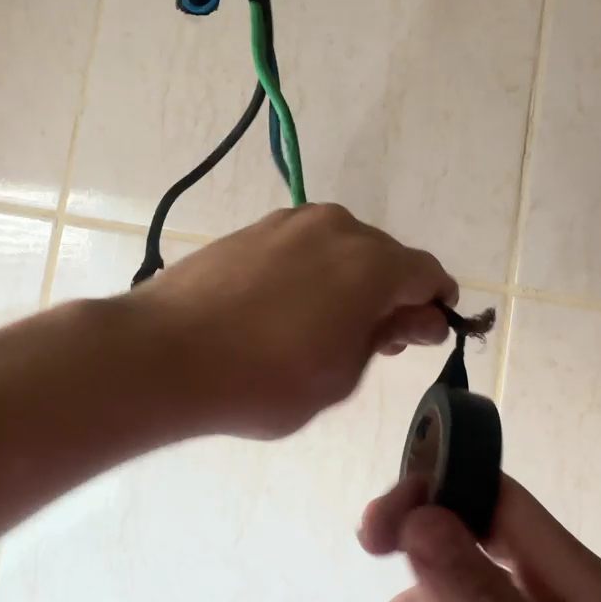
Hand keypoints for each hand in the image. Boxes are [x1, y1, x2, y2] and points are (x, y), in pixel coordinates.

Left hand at [131, 203, 456, 438]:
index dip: (435, 306)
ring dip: (349, 280)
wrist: (165, 352)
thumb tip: (417, 315)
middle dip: (391, 294)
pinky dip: (312, 272)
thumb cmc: (264, 379)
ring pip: (342, 248)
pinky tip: (285, 310)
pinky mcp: (252, 229)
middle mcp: (336, 227)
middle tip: (372, 344)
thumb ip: (386, 336)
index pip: (427, 274)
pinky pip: (303, 246)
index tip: (421, 337)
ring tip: (323, 329)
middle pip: (386, 256)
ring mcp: (289, 222)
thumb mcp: (341, 376)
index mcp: (371, 262)